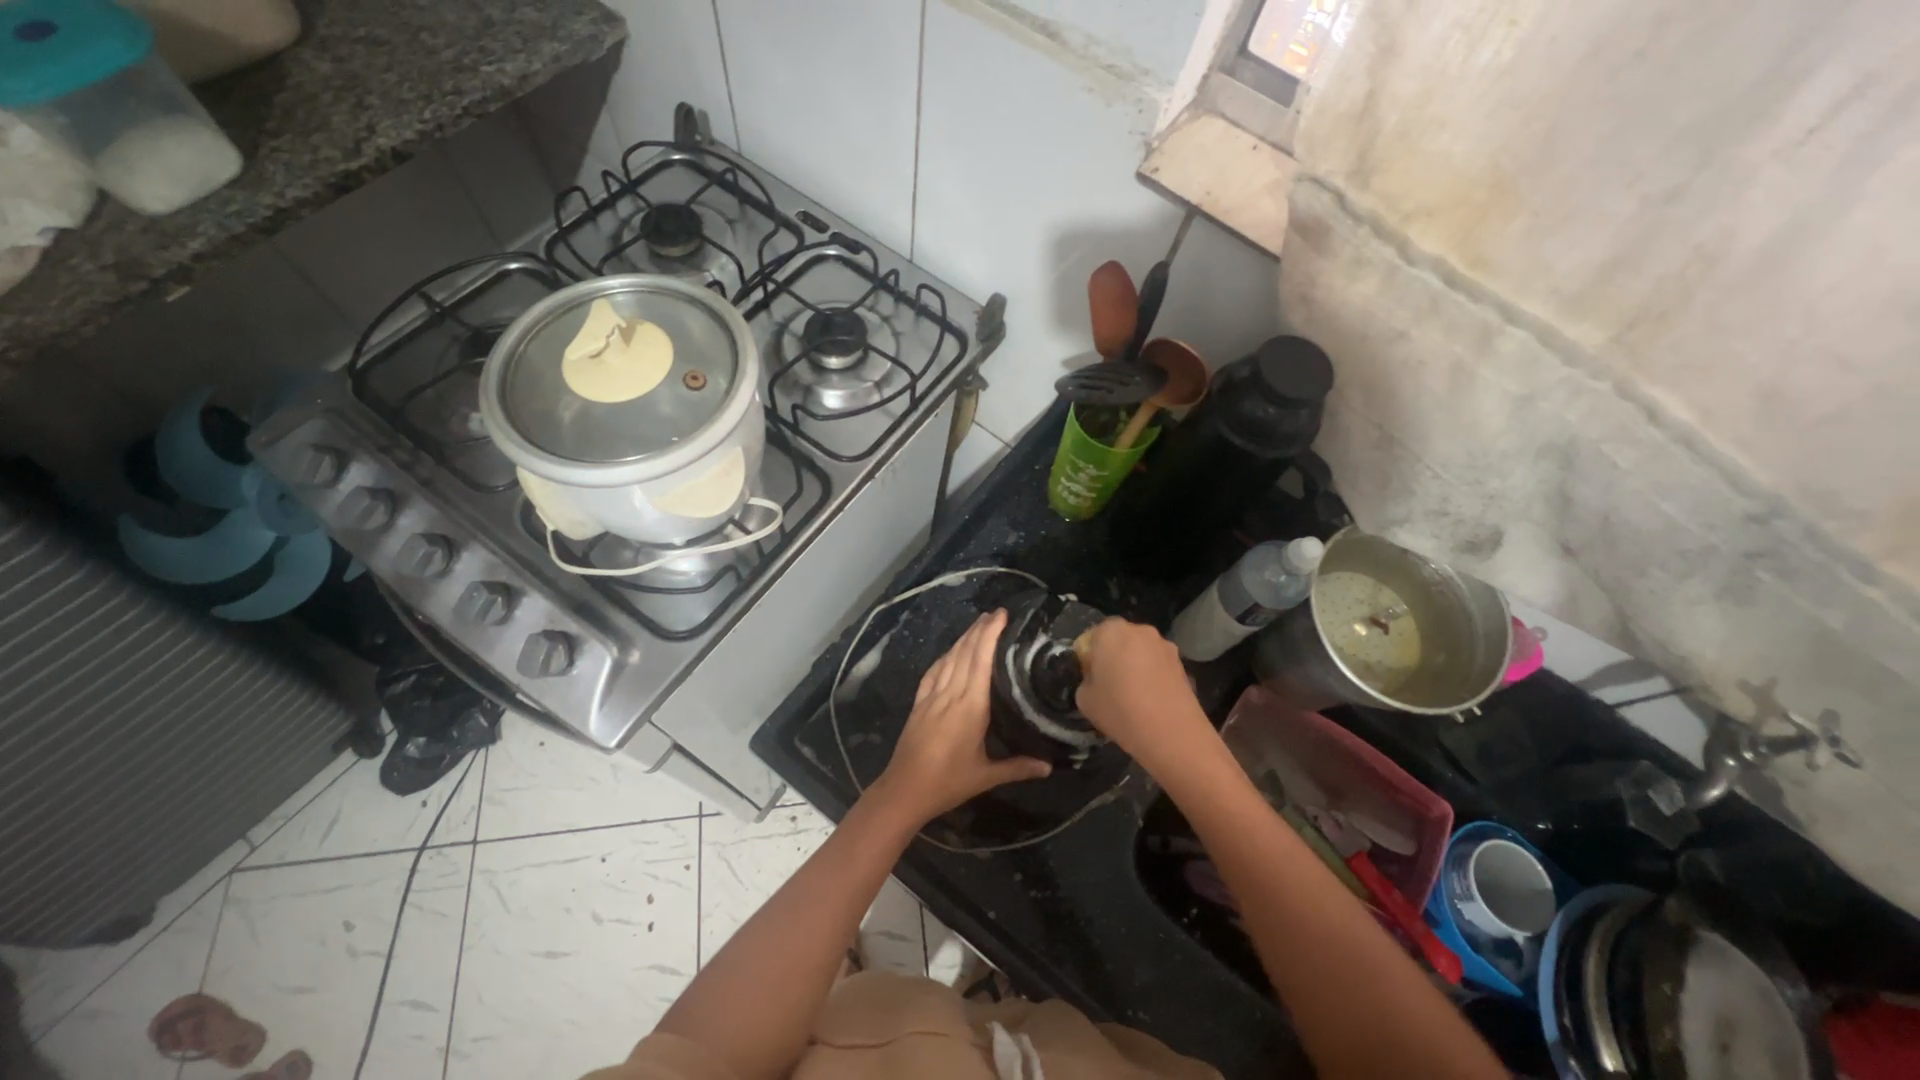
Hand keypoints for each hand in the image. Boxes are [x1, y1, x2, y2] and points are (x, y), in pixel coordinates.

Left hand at [872, 609, 1051, 822]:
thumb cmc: (948, 782)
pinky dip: (944, 658)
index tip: (1001, 616)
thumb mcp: (986, 776)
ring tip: (977, 625)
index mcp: (970, 706)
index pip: (980, 660)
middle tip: (995, 614)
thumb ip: (1018, 767)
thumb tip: (1049, 767)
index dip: (989, 635)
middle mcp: (950, 694)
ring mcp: (931, 697)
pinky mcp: (918, 705)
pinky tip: (949, 653)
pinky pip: (933, 673)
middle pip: (965, 653)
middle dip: (979, 630)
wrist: (904, 790)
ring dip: (963, 639)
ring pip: (948, 659)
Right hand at [1074, 618, 1217, 773]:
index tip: (1090, 678)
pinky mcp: (1181, 662)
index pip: (1091, 637)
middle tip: (1110, 684)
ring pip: (1141, 651)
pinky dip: (1152, 674)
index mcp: (1110, 632)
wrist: (1171, 731)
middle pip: (1119, 640)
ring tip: (1135, 694)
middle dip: (1113, 656)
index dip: (1088, 657)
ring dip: (1135, 664)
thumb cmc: (1119, 710)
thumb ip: (1087, 680)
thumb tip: (1097, 679)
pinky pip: (1158, 663)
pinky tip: (1152, 698)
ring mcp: (1164, 644)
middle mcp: (1139, 630)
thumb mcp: (1084, 699)